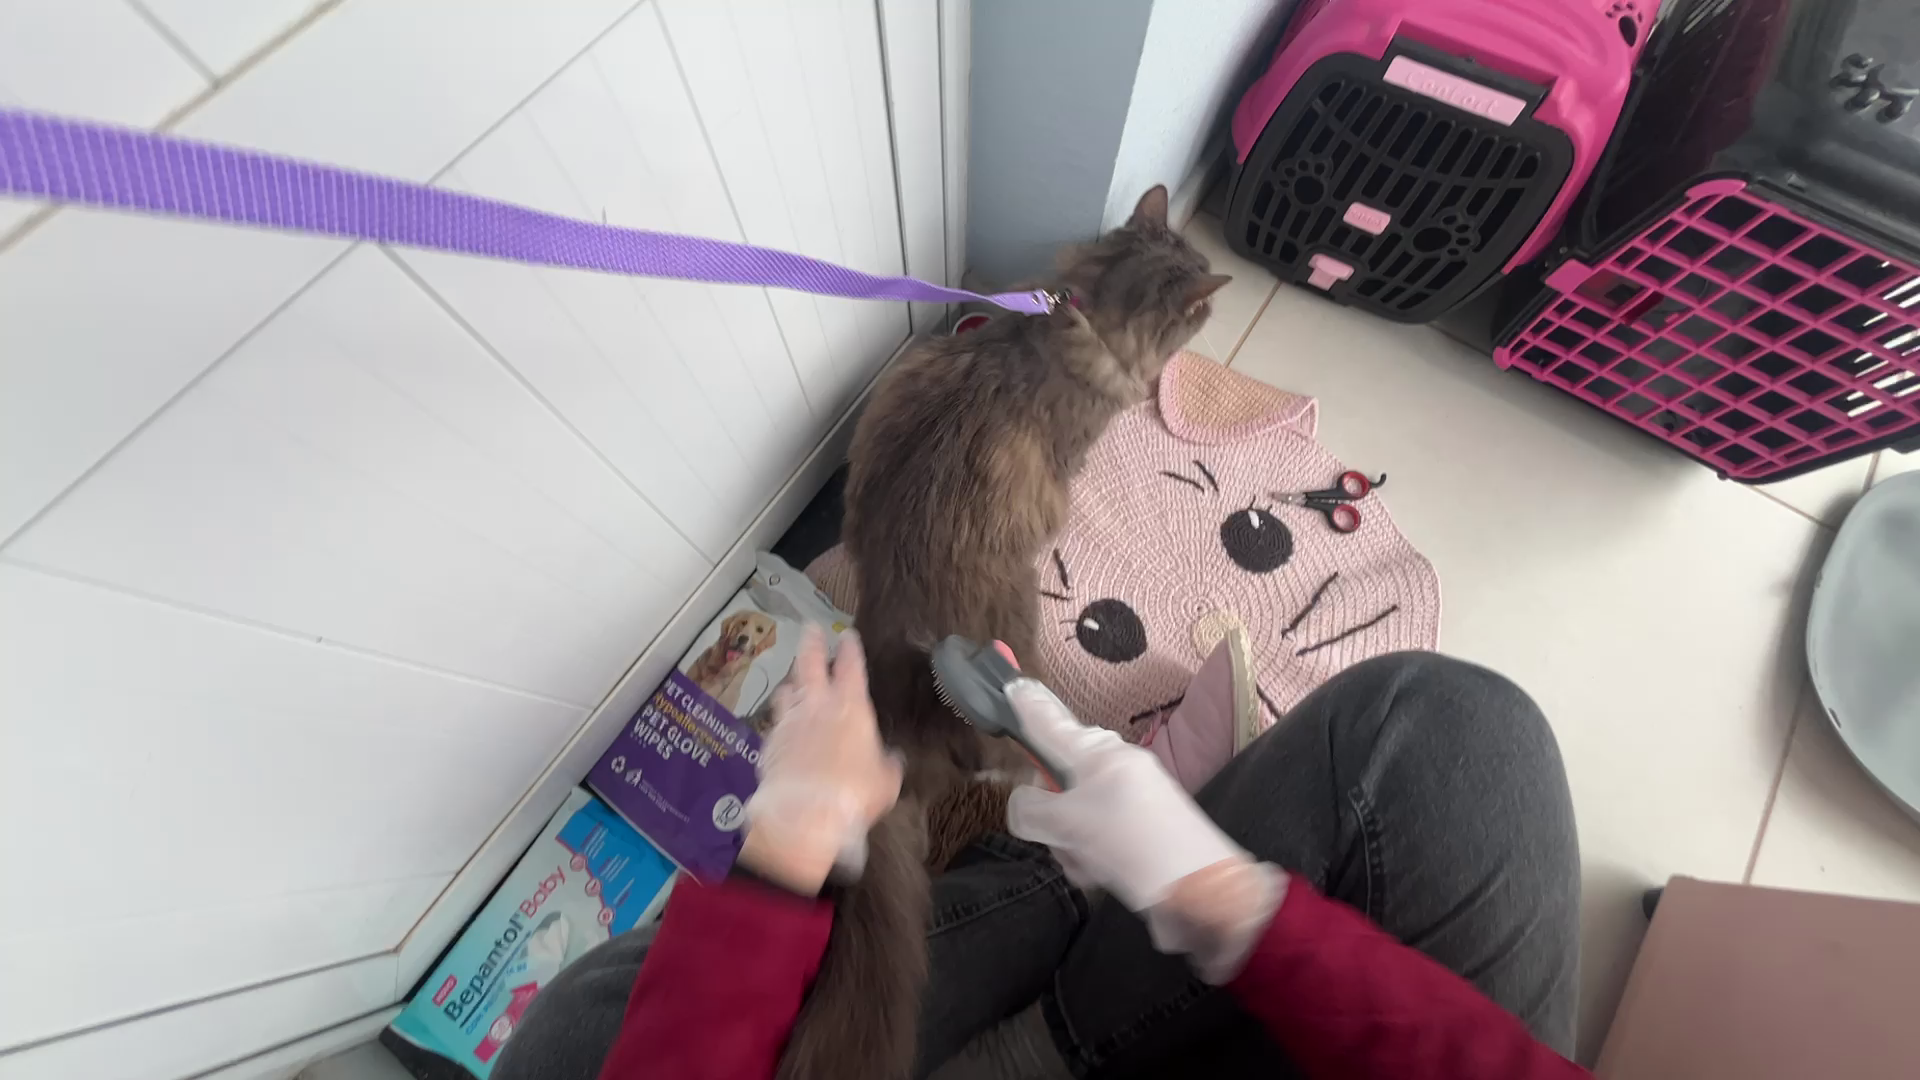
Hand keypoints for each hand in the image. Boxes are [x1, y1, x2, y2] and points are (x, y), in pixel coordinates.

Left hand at [739, 627, 902, 893]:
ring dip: (793, 684)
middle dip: (812, 642)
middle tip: (811, 628)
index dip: (850, 646)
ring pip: (787, 690)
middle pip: (810, 662)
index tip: (848, 634)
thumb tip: (891, 758)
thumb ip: (888, 763)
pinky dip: (782, 720)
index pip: (851, 664)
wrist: (803, 817)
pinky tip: (784, 728)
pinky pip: (776, 723)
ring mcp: (789, 722)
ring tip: (795, 683)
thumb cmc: (854, 794)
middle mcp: (817, 705)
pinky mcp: (770, 743)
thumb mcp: (885, 780)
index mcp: (850, 706)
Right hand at [1005, 680, 1284, 981]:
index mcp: (1096, 753)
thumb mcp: (1069, 825)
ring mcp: (1129, 793)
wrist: (1206, 890)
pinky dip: (1092, 851)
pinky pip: (1097, 829)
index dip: (1028, 706)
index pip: (1050, 722)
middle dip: (1051, 813)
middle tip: (1059, 838)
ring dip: (1071, 840)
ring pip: (1074, 810)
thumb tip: (1023, 805)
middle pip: (1057, 776)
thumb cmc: (1137, 845)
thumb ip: (1031, 810)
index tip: (1012, 686)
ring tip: (1089, 864)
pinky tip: (1103, 873)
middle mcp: (1112, 764)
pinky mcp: (1141, 822)